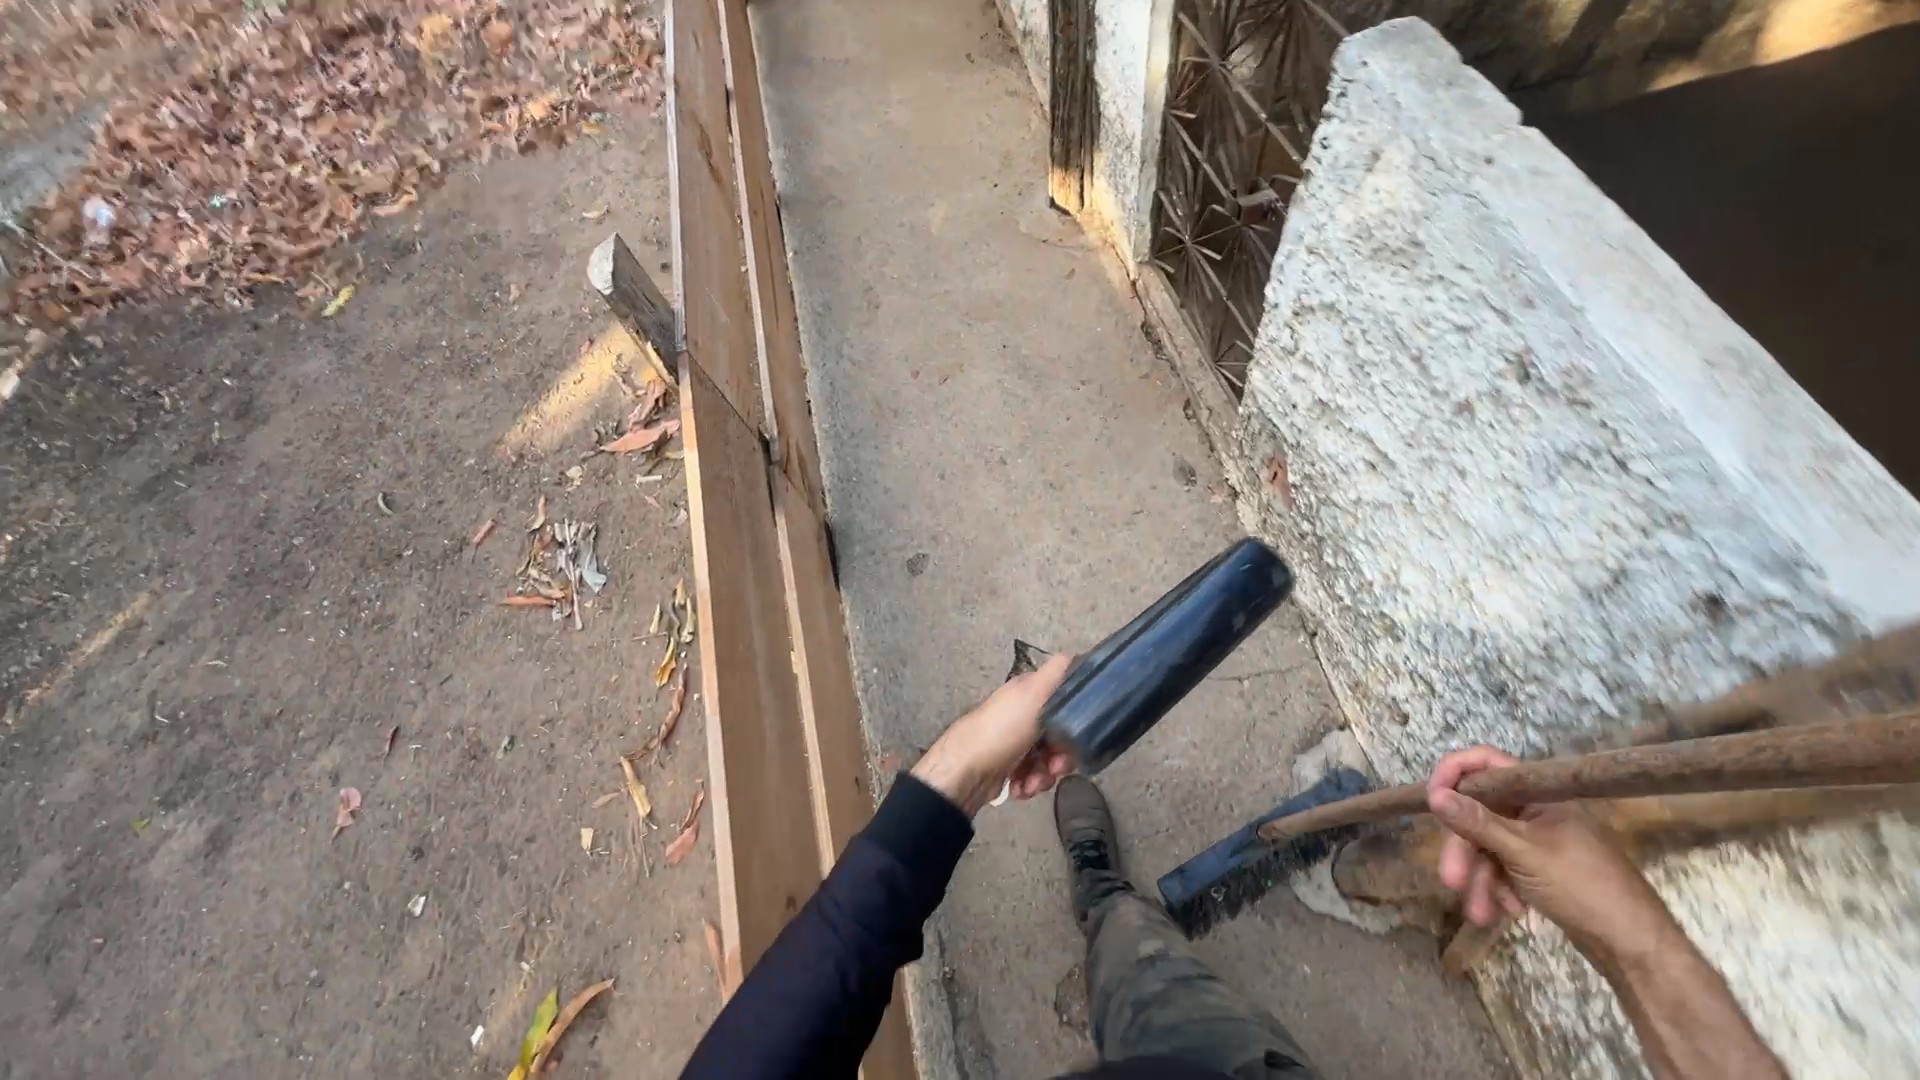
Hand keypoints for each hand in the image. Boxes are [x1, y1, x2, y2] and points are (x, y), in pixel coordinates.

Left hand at [911, 654, 1075, 815]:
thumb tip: (1074, 654)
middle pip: (1059, 738)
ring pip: (1048, 762)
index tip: (1076, 737)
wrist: (967, 770)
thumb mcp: (1033, 693)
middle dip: (1061, 757)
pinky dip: (1029, 785)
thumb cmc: (1003, 728)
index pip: (1065, 705)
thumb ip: (1057, 673)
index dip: (1075, 721)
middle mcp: (1022, 717)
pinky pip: (1032, 777)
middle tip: (1054, 767)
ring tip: (1031, 782)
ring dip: (1044, 776)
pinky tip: (1020, 787)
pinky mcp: (1009, 768)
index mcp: (1028, 695)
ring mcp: (1016, 744)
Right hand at [1425, 746, 1680, 961]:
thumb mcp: (1524, 854)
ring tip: (1479, 913)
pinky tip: (1506, 911)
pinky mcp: (1537, 867)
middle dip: (1464, 850)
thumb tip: (1434, 794)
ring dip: (1479, 878)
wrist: (1636, 948)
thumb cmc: (1585, 888)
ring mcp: (1536, 840)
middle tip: (1451, 880)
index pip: (1486, 764)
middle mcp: (1535, 811)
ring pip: (1487, 846)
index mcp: (1539, 795)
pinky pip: (1501, 867)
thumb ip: (1477, 822)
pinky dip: (1497, 887)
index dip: (1454, 773)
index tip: (1432, 797)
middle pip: (1479, 815)